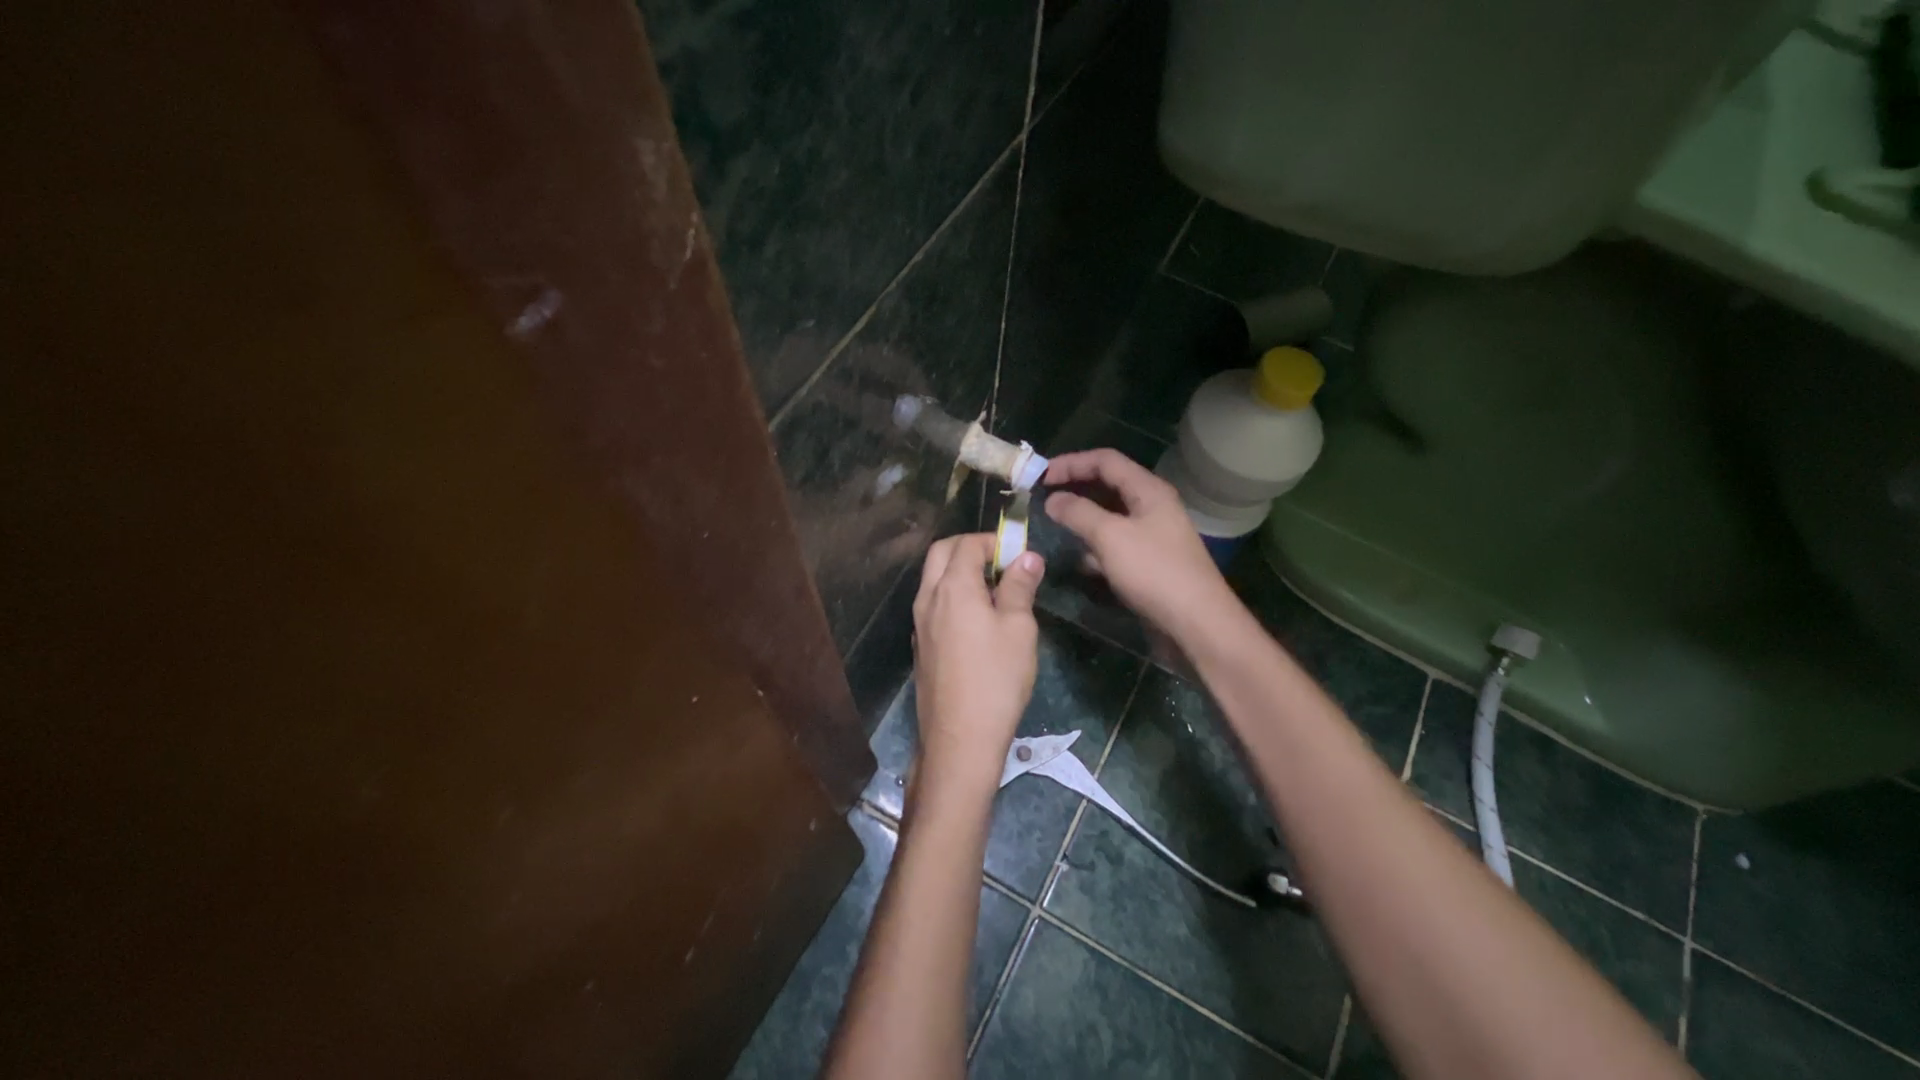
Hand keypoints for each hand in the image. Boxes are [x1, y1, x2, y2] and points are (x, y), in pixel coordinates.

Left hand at [912, 534, 1045, 787]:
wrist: (960, 738)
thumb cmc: (996, 679)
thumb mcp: (1018, 629)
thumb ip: (1019, 587)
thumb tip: (1027, 557)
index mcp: (952, 587)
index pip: (967, 544)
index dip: (994, 541)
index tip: (1020, 554)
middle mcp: (928, 599)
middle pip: (941, 554)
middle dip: (970, 549)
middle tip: (1003, 564)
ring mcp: (920, 625)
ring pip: (933, 580)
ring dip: (960, 573)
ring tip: (996, 593)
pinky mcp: (921, 648)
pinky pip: (933, 606)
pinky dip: (952, 598)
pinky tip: (978, 622)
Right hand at [1043, 449, 1238, 638]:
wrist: (1196, 624)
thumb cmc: (1154, 572)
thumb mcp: (1110, 537)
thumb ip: (1078, 513)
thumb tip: (1053, 499)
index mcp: (1149, 490)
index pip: (1105, 461)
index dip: (1071, 463)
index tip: (1039, 477)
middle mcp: (1152, 507)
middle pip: (1108, 486)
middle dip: (1075, 489)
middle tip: (1042, 497)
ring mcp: (1152, 536)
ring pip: (1110, 517)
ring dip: (1082, 518)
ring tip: (1053, 525)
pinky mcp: (1148, 563)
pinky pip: (1115, 545)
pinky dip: (1095, 546)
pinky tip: (1079, 560)